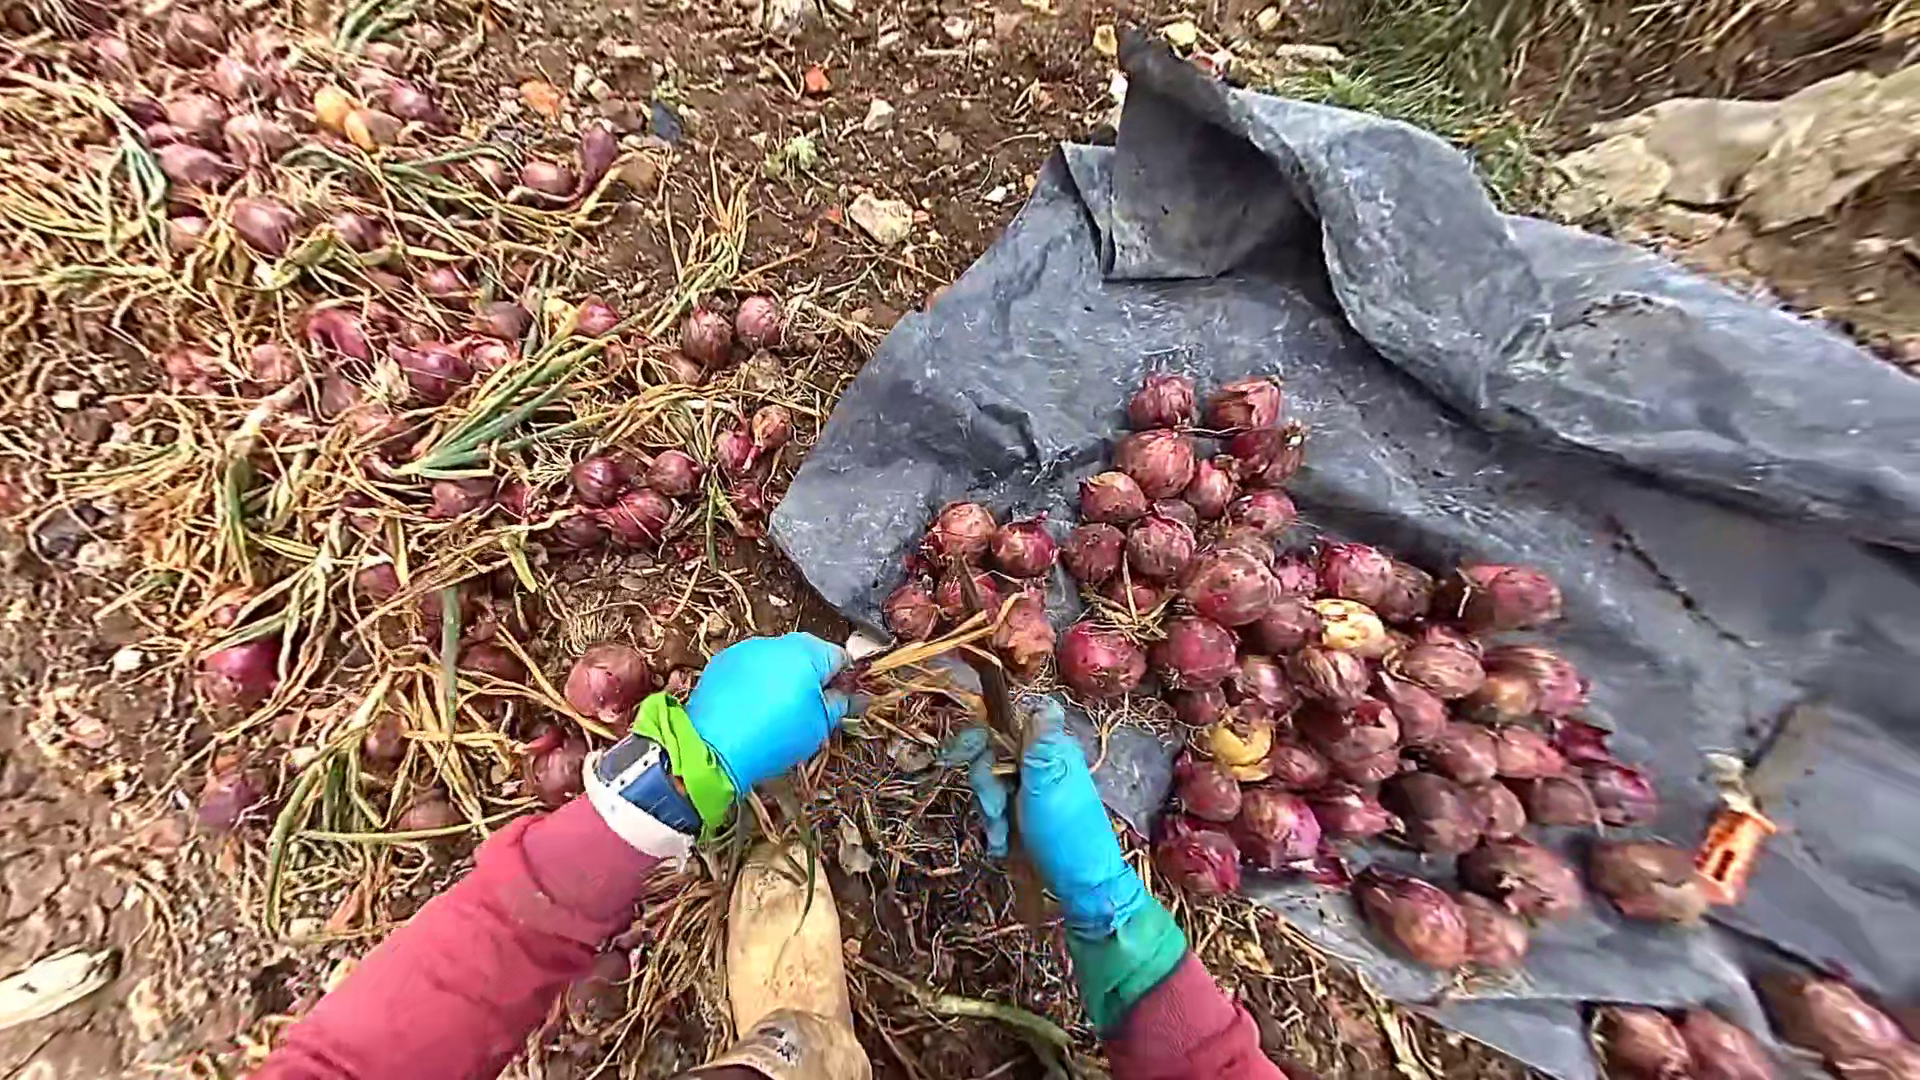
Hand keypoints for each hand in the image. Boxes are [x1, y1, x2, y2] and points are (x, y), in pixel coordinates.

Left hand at [685, 632, 850, 791]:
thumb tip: (858, 695)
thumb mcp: (820, 725)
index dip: (843, 681)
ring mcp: (749, 648)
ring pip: (779, 660)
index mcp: (809, 651)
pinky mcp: (724, 660)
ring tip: (775, 712)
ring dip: (783, 679)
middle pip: (810, 656)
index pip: (841, 658)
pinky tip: (751, 708)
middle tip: (808, 712)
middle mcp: (780, 641)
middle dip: (813, 679)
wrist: (713, 747)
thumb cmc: (775, 735)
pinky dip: (756, 682)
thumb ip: (843, 703)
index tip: (838, 703)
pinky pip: (752, 667)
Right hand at [941, 699, 1147, 935]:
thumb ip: (1039, 743)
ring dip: (989, 810)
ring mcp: (1029, 785)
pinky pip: (993, 805)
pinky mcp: (1021, 809)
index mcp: (1048, 746)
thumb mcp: (1047, 785)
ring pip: (987, 780)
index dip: (980, 737)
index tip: (964, 755)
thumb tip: (1046, 700)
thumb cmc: (1066, 833)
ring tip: (1002, 835)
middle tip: (996, 810)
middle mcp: (1038, 760)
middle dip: (986, 783)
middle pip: (989, 752)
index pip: (1003, 722)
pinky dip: (994, 825)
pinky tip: (1003, 843)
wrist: (1080, 887)